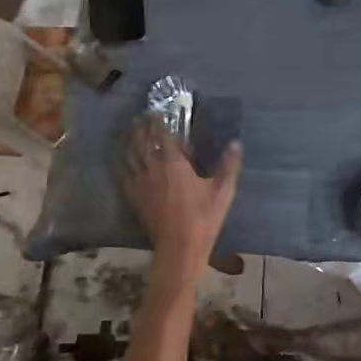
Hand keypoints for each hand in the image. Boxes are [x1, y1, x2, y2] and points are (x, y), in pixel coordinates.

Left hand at [119, 115, 242, 267]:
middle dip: (141, 128)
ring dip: (130, 142)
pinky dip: (124, 163)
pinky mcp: (134, 198)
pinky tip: (124, 162)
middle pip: (142, 142)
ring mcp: (140, 183)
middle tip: (141, 118)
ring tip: (130, 133)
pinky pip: (125, 175)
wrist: (179, 247)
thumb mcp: (223, 191)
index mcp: (174, 163)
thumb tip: (236, 143)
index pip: (162, 135)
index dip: (158, 122)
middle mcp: (153, 168)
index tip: (156, 112)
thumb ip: (229, 165)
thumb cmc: (203, 218)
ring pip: (130, 156)